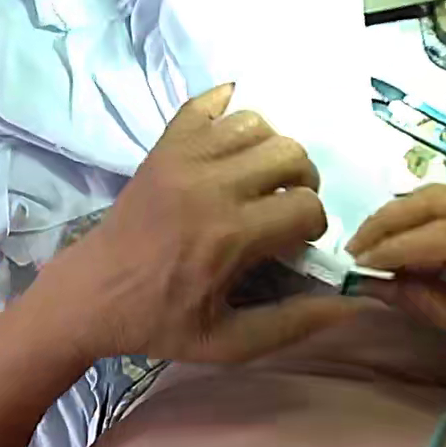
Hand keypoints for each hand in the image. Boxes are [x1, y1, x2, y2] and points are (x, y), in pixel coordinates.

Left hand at [36, 84, 365, 363]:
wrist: (92, 293)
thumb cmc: (158, 321)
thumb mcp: (227, 343)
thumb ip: (294, 323)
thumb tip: (353, 302)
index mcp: (229, 235)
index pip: (306, 205)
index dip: (313, 225)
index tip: (292, 242)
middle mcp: (209, 185)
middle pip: (289, 151)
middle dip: (301, 180)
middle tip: (281, 205)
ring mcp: (182, 158)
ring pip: (254, 122)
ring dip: (268, 147)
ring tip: (256, 177)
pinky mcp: (161, 148)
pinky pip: (203, 104)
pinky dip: (226, 109)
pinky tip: (230, 137)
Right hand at [345, 185, 445, 417]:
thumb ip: (435, 305)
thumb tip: (372, 286)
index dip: (394, 247)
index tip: (356, 265)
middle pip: (442, 202)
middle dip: (389, 223)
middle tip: (355, 250)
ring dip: (402, 218)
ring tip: (371, 246)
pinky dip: (426, 220)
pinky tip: (405, 240)